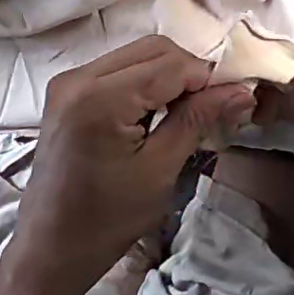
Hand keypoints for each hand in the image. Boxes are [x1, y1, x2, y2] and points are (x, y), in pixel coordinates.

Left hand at [1, 37, 255, 294]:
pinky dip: (143, 82)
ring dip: (168, 75)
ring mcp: (68, 82)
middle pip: (151, 50)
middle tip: (218, 104)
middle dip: (190, 71)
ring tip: (192, 109)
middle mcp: (78, 76)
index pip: (169, 63)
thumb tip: (242, 90)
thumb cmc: (107, 218)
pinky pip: (115, 71)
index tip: (239, 97)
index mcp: (99, 96)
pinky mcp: (65, 93)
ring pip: (134, 56)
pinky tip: (159, 110)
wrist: (51, 244)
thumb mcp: (160, 169)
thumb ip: (197, 119)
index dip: (209, 76)